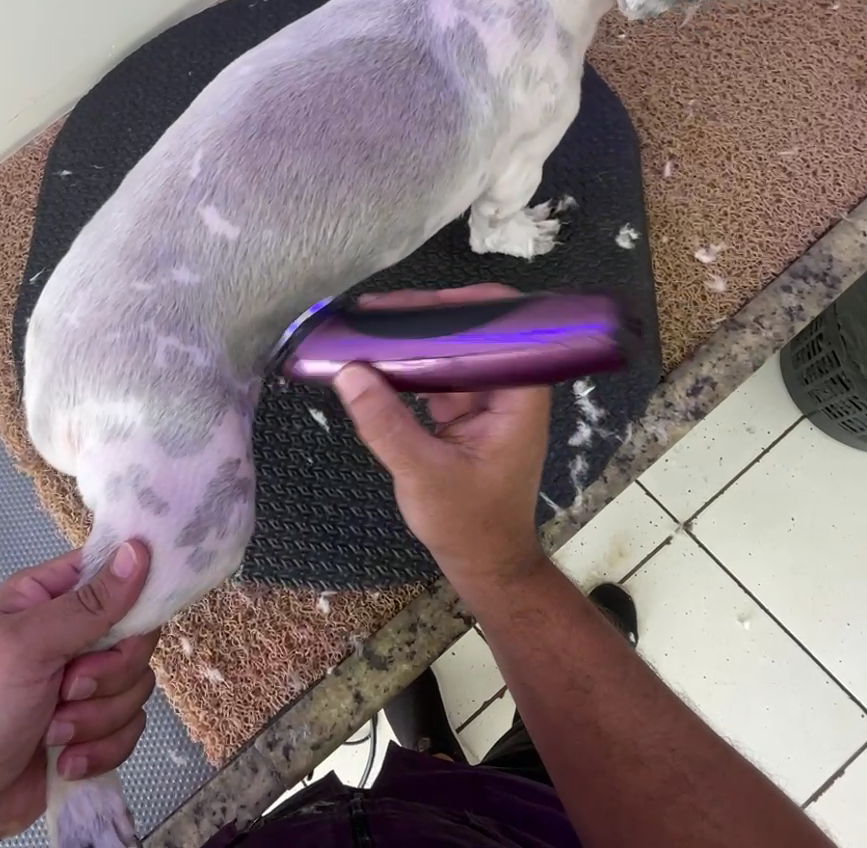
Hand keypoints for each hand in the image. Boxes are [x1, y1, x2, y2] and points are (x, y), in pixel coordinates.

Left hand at [0, 542, 158, 846]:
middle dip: (108, 673)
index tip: (134, 617)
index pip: (115, 570)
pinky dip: (102, 748)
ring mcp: (87, 680)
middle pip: (136, 634)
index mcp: (51, 595)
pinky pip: (133, 724)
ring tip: (54, 732)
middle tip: (69, 689)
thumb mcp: (28, 646)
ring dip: (97, 717)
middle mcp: (73, 631)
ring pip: (138, 682)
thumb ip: (89, 604)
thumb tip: (139, 549)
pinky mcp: (96, 724)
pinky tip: (65, 759)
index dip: (135, 589)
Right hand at [332, 285, 554, 595]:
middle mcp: (508, 390)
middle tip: (379, 310)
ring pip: (454, 350)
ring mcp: (486, 399)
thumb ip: (386, 424)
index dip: (468, 307)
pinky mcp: (465, 411)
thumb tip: (348, 372)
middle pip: (475, 333)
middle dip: (429, 317)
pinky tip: (376, 358)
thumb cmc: (467, 523)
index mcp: (519, 398)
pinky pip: (438, 374)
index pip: (507, 330)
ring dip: (416, 338)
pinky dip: (410, 365)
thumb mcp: (422, 474)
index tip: (419, 304)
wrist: (483, 562)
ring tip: (371, 325)